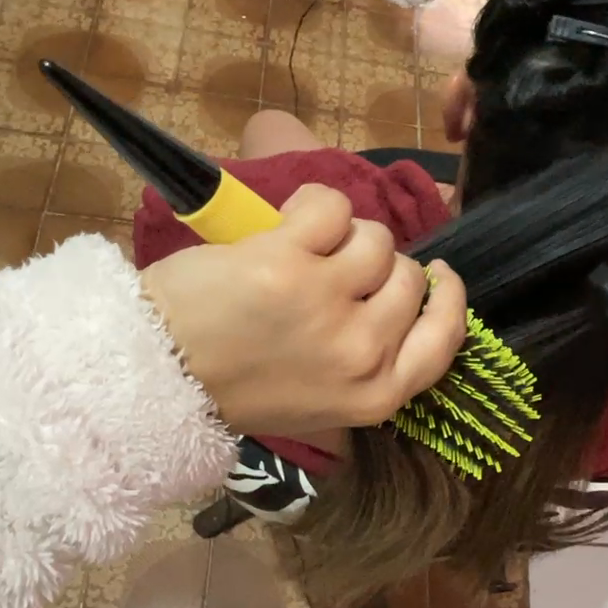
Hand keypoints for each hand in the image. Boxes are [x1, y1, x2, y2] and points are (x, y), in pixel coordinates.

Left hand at [140, 184, 467, 437]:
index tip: (439, 275)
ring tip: (302, 252)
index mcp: (375, 393)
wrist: (159, 375)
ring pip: (375, 239)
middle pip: (410, 278)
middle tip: (335, 272)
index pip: (445, 338)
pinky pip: (334, 207)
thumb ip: (374, 361)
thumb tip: (407, 297)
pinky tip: (286, 226)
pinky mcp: (290, 259)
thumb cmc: (241, 389)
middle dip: (377, 268)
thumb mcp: (326, 400)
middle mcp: (363, 351)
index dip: (449, 298)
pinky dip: (313, 207)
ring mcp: (328, 303)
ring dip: (344, 237)